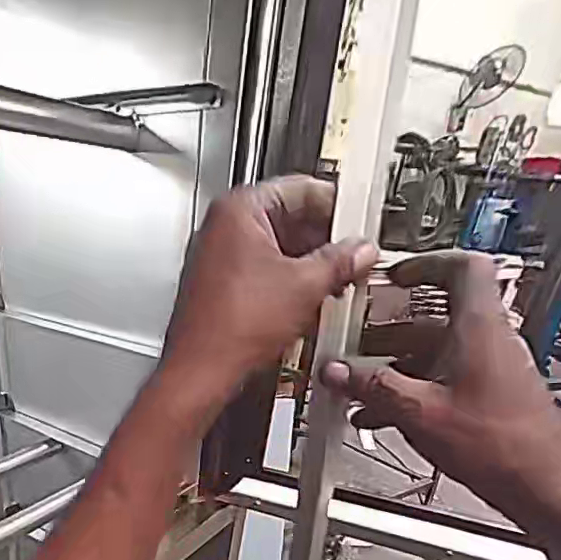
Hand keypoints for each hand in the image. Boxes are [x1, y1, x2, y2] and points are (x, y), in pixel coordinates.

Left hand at [158, 177, 375, 416]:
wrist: (201, 370)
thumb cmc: (232, 327)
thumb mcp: (305, 287)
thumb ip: (339, 262)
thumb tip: (359, 251)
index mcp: (239, 209)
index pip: (302, 189)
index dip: (338, 207)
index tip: (358, 225)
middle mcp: (223, 228)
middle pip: (289, 219)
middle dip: (324, 242)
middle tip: (352, 259)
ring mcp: (218, 258)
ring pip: (276, 250)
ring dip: (308, 266)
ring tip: (334, 284)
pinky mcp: (220, 287)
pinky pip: (262, 274)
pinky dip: (287, 284)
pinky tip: (307, 303)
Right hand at [320, 251, 560, 522]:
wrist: (540, 485)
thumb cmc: (500, 445)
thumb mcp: (420, 412)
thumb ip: (374, 387)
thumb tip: (339, 372)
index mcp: (479, 328)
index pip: (462, 267)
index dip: (425, 264)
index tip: (394, 276)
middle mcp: (488, 341)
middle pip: (433, 318)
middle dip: (387, 333)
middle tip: (354, 347)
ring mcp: (489, 369)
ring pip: (433, 354)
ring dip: (394, 368)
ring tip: (360, 389)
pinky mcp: (488, 395)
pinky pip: (442, 380)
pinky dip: (412, 390)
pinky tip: (383, 415)